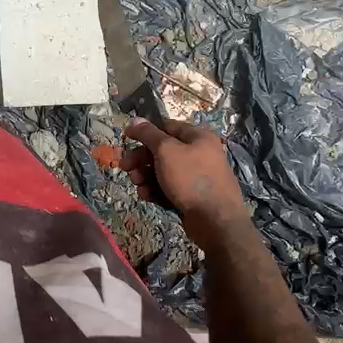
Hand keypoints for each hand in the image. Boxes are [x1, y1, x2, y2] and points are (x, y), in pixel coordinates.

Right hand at [122, 118, 252, 245]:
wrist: (217, 222)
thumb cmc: (191, 178)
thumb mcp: (166, 150)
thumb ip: (148, 134)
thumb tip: (135, 120)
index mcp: (198, 137)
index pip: (166, 127)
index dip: (145, 132)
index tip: (127, 139)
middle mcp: (200, 154)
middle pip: (162, 150)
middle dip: (141, 159)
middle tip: (126, 167)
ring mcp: (197, 177)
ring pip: (164, 170)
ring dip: (145, 176)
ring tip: (137, 185)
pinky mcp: (193, 196)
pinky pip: (170, 187)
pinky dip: (156, 189)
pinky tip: (146, 196)